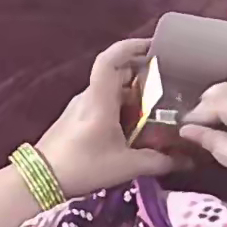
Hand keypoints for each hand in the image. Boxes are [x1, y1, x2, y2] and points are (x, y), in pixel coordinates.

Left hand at [35, 38, 180, 197]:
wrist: (40, 180)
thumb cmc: (83, 166)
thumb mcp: (126, 166)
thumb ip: (158, 162)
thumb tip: (187, 161)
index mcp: (99, 98)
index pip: (111, 58)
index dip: (131, 46)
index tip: (153, 46)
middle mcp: (88, 96)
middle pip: (116, 73)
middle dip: (142, 74)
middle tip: (168, 83)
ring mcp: (79, 107)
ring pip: (110, 90)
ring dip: (132, 94)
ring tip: (157, 107)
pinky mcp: (75, 119)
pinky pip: (102, 104)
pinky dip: (120, 108)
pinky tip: (134, 126)